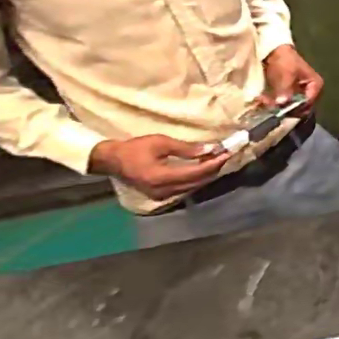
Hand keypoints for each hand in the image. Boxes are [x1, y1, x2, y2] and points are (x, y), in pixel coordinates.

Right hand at [89, 135, 230, 200]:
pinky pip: (186, 188)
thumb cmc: (134, 149)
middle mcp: (163, 191)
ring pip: (193, 186)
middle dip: (214, 169)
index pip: (196, 173)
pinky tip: (203, 168)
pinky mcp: (160, 195)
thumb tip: (209, 149)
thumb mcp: (160, 143)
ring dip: (207, 174)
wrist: (111, 161)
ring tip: (217, 159)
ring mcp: (162, 196)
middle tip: (225, 155)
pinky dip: (197, 178)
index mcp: (161, 178)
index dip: (214, 163)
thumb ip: (186, 148)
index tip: (227, 153)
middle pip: (198, 182)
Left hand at [262, 44, 324, 106]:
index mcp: (315, 85)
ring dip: (277, 107)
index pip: (308, 103)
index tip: (279, 107)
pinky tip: (263, 100)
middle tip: (269, 105)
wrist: (274, 51)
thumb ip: (285, 89)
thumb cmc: (284, 60)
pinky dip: (274, 103)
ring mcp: (301, 94)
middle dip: (284, 108)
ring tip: (263, 101)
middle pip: (300, 108)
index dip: (294, 107)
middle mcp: (311, 92)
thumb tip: (282, 104)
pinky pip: (284, 104)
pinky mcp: (291, 95)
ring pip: (290, 107)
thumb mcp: (286, 74)